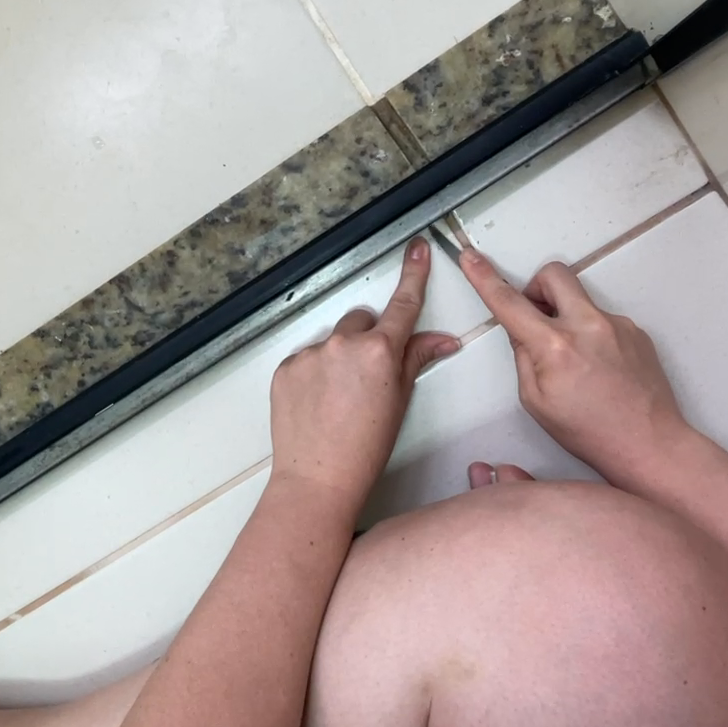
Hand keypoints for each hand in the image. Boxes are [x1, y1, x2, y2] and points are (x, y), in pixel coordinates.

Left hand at [269, 240, 459, 507]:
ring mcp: (310, 354)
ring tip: (338, 397)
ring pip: (333, 341)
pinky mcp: (285, 367)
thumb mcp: (400, 402)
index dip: (413, 274)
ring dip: (339, 356)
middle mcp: (344, 344)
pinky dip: (314, 371)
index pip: (403, 305)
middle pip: (362, 321)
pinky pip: (307, 357)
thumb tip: (442, 340)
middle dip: (369, 338)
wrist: (318, 479)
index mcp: (379, 352)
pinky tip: (317, 402)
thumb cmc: (366, 448)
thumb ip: (415, 360)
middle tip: (369, 377)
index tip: (416, 247)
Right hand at [458, 249, 691, 486]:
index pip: (510, 303)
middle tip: (537, 317)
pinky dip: (591, 335)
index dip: (484, 277)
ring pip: (580, 299)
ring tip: (576, 361)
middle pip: (553, 274)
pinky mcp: (636, 331)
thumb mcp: (536, 401)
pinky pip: (602, 319)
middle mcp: (588, 326)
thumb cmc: (590, 432)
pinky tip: (599, 368)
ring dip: (567, 317)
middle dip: (537, 287)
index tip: (471, 258)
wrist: (650, 443)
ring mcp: (617, 324)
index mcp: (556, 347)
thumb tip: (521, 331)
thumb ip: (523, 357)